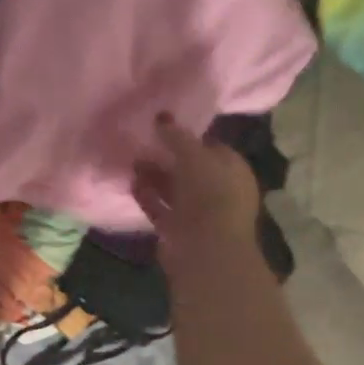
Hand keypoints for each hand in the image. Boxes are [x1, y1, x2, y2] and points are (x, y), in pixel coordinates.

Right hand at [133, 115, 261, 272]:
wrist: (205, 248)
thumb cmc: (209, 196)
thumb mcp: (194, 158)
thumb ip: (177, 137)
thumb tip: (161, 116)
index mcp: (231, 169)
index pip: (211, 147)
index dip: (188, 137)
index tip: (163, 129)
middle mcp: (217, 188)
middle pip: (189, 168)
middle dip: (166, 157)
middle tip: (142, 144)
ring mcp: (197, 210)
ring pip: (172, 188)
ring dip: (153, 176)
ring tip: (132, 163)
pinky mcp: (176, 228)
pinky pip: (159, 207)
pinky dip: (147, 196)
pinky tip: (131, 184)